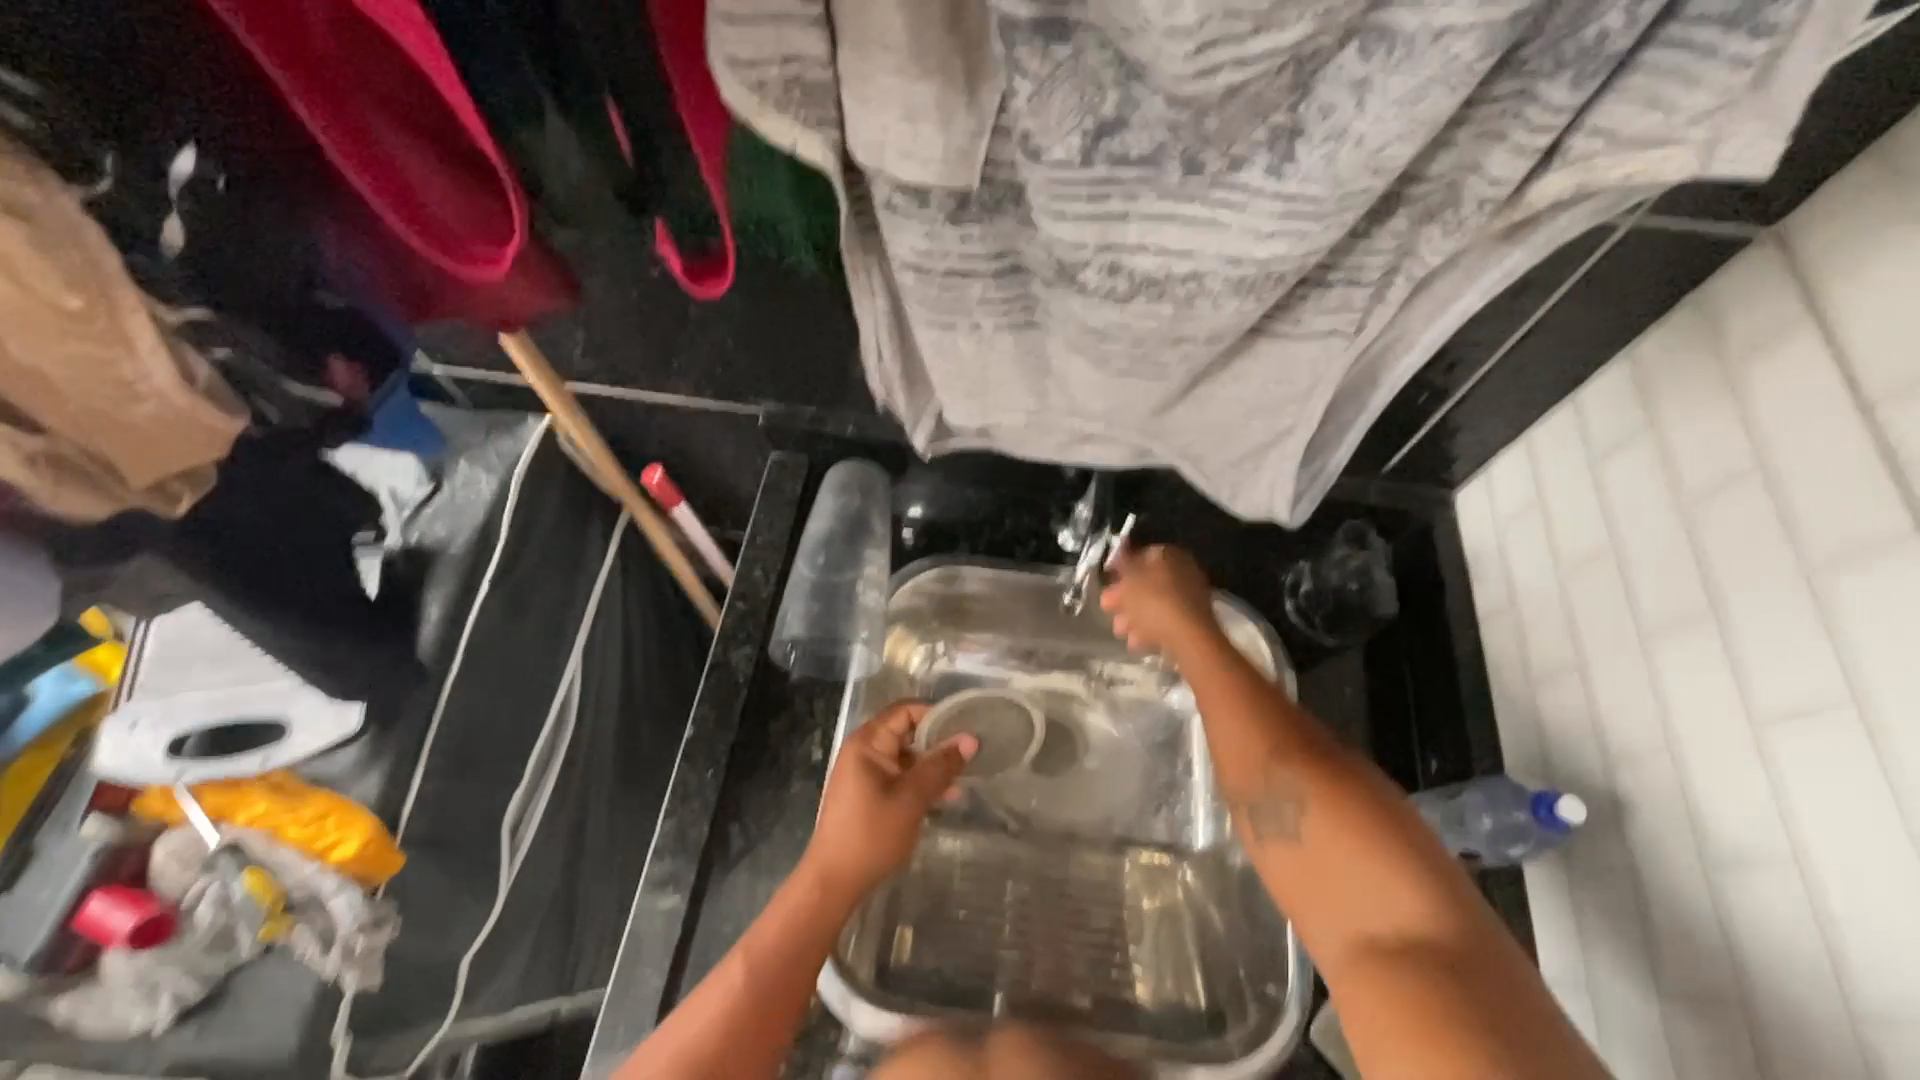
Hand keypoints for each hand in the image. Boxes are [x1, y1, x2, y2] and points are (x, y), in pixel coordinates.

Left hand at [801, 701, 976, 903]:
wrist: (835, 880)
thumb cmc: (872, 834)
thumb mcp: (912, 798)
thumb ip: (941, 766)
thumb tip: (970, 739)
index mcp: (868, 742)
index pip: (906, 711)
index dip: (936, 715)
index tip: (966, 729)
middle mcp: (864, 750)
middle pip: (907, 732)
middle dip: (938, 743)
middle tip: (971, 756)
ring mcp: (864, 773)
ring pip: (906, 757)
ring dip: (932, 767)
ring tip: (963, 781)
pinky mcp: (868, 794)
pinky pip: (899, 777)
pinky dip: (920, 783)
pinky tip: (944, 799)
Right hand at [1100, 544, 1221, 656]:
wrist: (1187, 637)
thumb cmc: (1152, 602)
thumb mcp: (1127, 581)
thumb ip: (1121, 566)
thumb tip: (1119, 555)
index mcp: (1168, 554)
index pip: (1140, 556)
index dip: (1121, 570)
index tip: (1108, 584)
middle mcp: (1183, 570)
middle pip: (1147, 583)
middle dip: (1126, 598)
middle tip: (1109, 609)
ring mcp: (1190, 596)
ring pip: (1154, 603)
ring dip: (1134, 616)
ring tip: (1121, 631)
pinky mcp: (1192, 620)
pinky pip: (1165, 620)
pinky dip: (1150, 628)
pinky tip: (1137, 641)